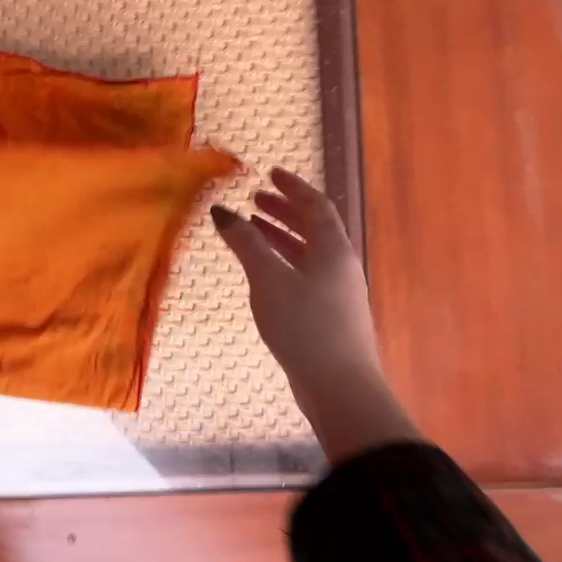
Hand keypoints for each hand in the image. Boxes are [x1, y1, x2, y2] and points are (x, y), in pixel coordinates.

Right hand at [211, 168, 419, 462]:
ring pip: (307, 252)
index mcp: (333, 251)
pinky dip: (280, 260)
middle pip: (314, 228)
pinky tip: (261, 270)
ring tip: (251, 229)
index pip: (316, 207)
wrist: (340, 388)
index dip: (294, 187)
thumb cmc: (305, 325)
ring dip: (280, 236)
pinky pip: (302, 273)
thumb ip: (245, 243)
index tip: (270, 173)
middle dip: (284, 210)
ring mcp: (336, 293)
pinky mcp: (326, 315)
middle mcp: (339, 267)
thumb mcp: (268, 278)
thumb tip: (222, 211)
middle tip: (255, 198)